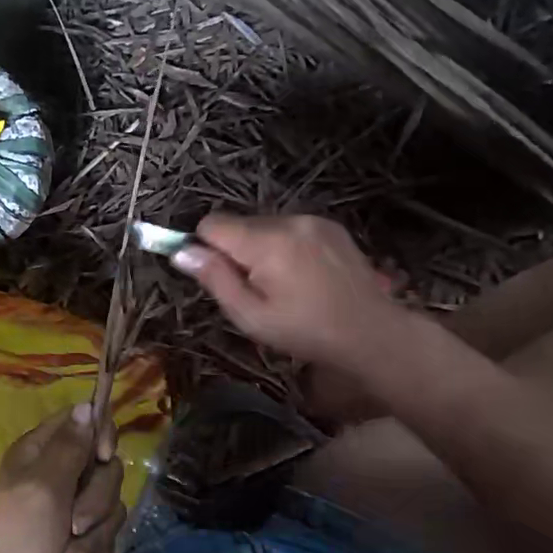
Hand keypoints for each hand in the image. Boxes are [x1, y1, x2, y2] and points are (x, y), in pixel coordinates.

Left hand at [0, 403, 125, 552]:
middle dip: (96, 502)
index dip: (101, 435)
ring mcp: (68, 512)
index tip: (104, 457)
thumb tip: (87, 404)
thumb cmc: (17, 543)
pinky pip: (105, 538)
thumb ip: (70, 445)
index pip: (83, 421)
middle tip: (74, 524)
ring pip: (110, 507)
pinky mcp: (79, 543)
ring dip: (92, 540)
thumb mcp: (43, 487)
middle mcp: (55, 476)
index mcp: (38, 452)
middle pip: (104, 468)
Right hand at [173, 213, 410, 365]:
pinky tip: (303, 275)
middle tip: (255, 289)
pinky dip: (285, 246)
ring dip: (260, 248)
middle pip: (238, 224)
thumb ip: (215, 279)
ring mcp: (313, 220)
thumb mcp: (251, 316)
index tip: (218, 276)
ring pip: (263, 225)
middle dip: (235, 251)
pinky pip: (289, 227)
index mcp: (267, 242)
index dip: (205, 247)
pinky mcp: (330, 225)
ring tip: (283, 285)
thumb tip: (180, 251)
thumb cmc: (305, 331)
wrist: (372, 332)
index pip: (212, 223)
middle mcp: (289, 220)